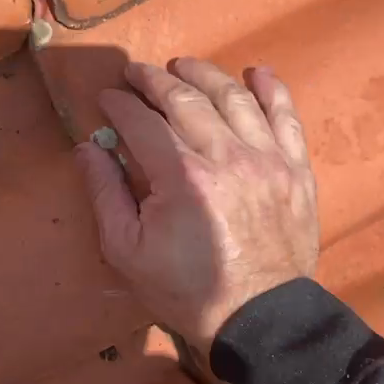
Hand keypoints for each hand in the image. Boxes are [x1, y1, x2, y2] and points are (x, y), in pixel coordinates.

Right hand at [74, 58, 319, 348]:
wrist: (258, 318)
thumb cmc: (183, 288)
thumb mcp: (125, 249)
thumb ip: (104, 193)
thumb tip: (88, 148)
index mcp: (181, 176)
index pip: (143, 121)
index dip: (120, 104)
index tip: (105, 97)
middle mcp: (226, 156)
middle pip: (187, 100)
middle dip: (156, 79)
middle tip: (135, 72)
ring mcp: (267, 160)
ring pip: (235, 98)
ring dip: (205, 75)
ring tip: (183, 66)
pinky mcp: (295, 170)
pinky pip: (287, 118)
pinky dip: (272, 90)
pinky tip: (257, 73)